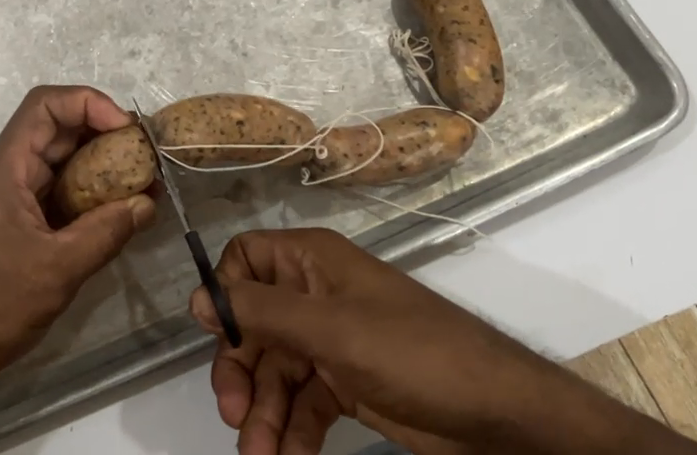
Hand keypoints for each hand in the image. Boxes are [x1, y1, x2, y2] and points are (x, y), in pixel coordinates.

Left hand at [0, 85, 155, 379]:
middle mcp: (10, 169)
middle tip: (146, 157)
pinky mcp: (23, 218)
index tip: (126, 130)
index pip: (46, 105)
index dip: (89, 103)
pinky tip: (123, 211)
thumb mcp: (57, 269)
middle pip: (59, 128)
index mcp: (7, 165)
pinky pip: (62, 189)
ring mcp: (16, 193)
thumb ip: (105, 233)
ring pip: (64, 159)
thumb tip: (146, 204)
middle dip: (105, 134)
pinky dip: (93, 193)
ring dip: (103, 165)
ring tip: (145, 184)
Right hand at [191, 229, 696, 454]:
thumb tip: (198, 297)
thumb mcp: (330, 329)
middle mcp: (315, 295)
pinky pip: (304, 403)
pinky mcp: (347, 383)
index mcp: (310, 261)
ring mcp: (331, 341)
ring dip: (264, 413)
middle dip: (242, 372)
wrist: (498, 415)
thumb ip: (261, 311)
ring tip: (259, 454)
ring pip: (276, 372)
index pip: (246, 260)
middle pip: (254, 325)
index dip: (227, 295)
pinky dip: (292, 431)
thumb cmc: (411, 351)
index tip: (215, 337)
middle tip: (234, 415)